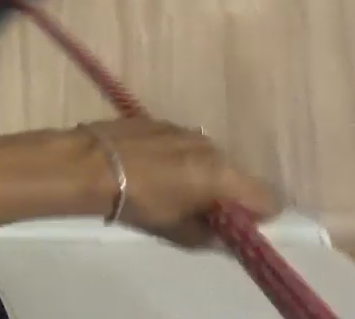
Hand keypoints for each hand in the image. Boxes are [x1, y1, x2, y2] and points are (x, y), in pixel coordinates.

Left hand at [72, 117, 281, 246]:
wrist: (88, 163)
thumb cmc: (138, 201)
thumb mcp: (182, 233)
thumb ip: (214, 235)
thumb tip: (225, 233)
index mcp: (220, 173)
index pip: (266, 197)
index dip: (257, 215)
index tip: (236, 226)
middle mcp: (206, 144)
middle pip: (234, 173)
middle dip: (225, 193)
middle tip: (200, 210)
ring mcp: (179, 127)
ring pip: (206, 155)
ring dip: (199, 172)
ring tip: (171, 188)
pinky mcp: (153, 119)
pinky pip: (179, 142)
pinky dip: (175, 156)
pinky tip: (151, 167)